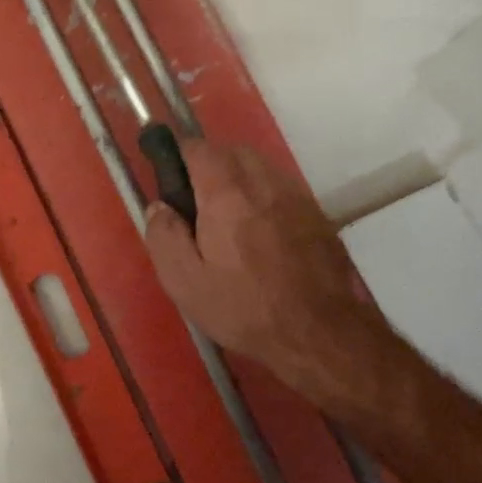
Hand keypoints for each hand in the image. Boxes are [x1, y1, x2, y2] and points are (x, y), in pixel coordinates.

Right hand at [143, 140, 404, 405]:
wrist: (321, 334)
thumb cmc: (244, 308)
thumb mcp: (184, 280)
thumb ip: (164, 235)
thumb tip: (159, 207)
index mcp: (226, 193)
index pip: (198, 148)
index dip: (178, 155)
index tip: (168, 178)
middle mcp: (263, 183)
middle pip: (232, 151)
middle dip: (209, 164)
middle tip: (194, 202)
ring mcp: (296, 197)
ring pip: (260, 168)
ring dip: (238, 178)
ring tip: (226, 218)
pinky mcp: (317, 216)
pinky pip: (282, 189)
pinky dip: (263, 196)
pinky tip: (258, 233)